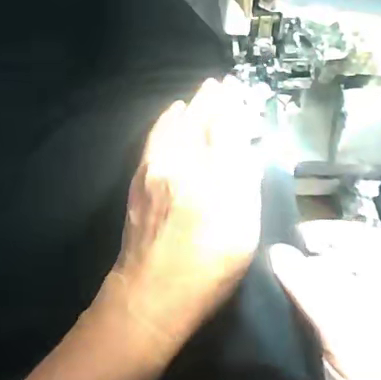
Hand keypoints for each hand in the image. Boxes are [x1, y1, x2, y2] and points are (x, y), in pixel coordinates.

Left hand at [97, 78, 262, 356]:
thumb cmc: (205, 268)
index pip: (221, 126)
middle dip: (209, 101)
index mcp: (206, 174)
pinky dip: (166, 123)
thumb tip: (242, 143)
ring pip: (172, 127)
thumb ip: (242, 179)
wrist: (149, 294)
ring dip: (188, 108)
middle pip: (194, 121)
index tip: (237, 89)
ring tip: (198, 96)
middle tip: (220, 84)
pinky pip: (155, 138)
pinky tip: (171, 119)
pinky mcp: (138, 182)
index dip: (231, 106)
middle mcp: (176, 163)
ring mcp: (152, 171)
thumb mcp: (241, 228)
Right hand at [271, 220, 380, 379]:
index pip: (365, 242)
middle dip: (307, 250)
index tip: (293, 234)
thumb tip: (277, 251)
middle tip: (268, 253)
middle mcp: (371, 305)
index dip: (333, 230)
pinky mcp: (334, 346)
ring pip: (323, 283)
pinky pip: (312, 308)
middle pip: (339, 259)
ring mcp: (352, 327)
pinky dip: (292, 298)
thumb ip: (314, 293)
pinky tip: (270, 300)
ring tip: (263, 271)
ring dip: (296, 275)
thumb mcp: (348, 343)